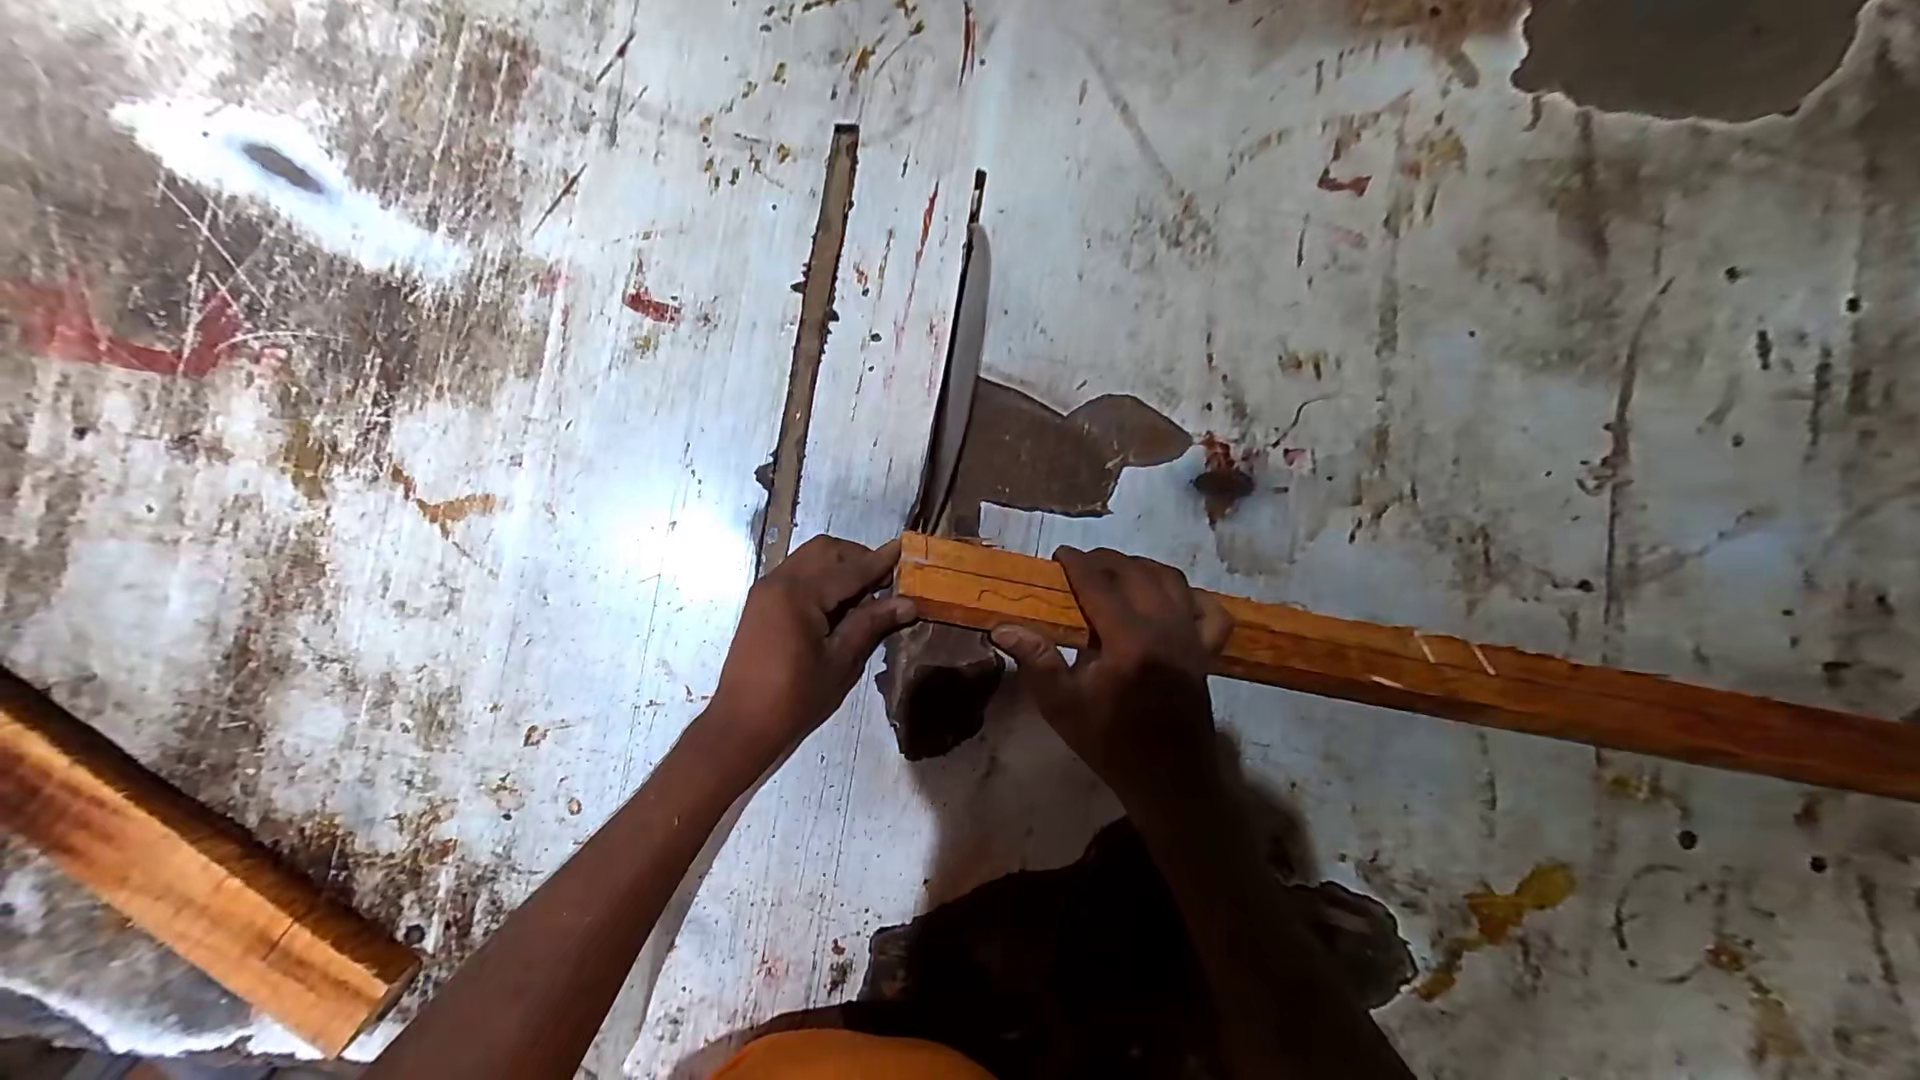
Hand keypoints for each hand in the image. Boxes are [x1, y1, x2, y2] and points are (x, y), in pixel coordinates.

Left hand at [711, 536, 917, 763]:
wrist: (742, 724)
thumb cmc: (794, 697)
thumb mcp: (840, 661)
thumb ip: (871, 624)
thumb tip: (908, 603)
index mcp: (798, 594)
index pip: (850, 569)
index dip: (881, 561)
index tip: (906, 550)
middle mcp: (779, 581)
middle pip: (826, 550)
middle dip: (859, 558)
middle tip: (886, 583)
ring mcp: (766, 589)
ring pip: (811, 558)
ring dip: (840, 566)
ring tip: (865, 594)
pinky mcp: (761, 601)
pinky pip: (798, 573)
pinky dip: (822, 576)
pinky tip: (839, 604)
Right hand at [990, 547, 1232, 814]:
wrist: (1169, 779)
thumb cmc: (1110, 743)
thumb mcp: (1063, 706)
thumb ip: (1035, 660)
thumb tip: (1003, 627)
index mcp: (1129, 641)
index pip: (1099, 584)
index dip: (1077, 563)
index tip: (1059, 555)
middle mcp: (1165, 628)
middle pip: (1136, 573)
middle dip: (1105, 560)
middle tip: (1081, 565)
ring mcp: (1192, 638)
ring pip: (1171, 580)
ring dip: (1141, 568)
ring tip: (1116, 573)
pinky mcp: (1208, 651)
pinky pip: (1208, 609)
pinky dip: (1189, 595)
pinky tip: (1170, 599)